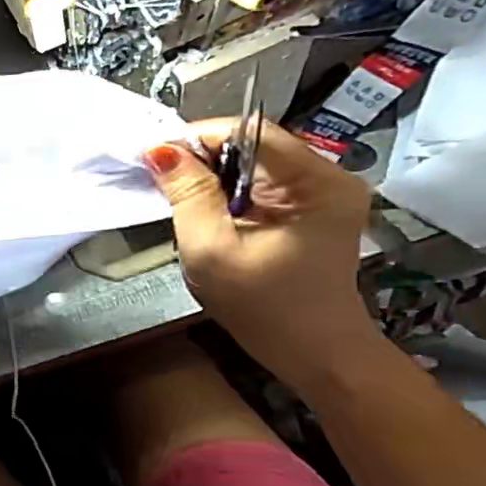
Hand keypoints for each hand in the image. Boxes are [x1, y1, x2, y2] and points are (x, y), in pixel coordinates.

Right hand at [144, 119, 380, 385]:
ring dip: (215, 178)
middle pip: (253, 144)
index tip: (156, 158)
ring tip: (183, 200)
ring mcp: (325, 191)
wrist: (314, 353)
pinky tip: (211, 214)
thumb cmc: (264, 309)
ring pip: (255, 162)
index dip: (197, 139)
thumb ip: (187, 194)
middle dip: (204, 159)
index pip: (249, 132)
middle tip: (163, 181)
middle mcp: (329, 176)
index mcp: (316, 183)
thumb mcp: (212, 250)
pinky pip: (263, 182)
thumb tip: (160, 151)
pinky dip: (230, 193)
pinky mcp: (314, 207)